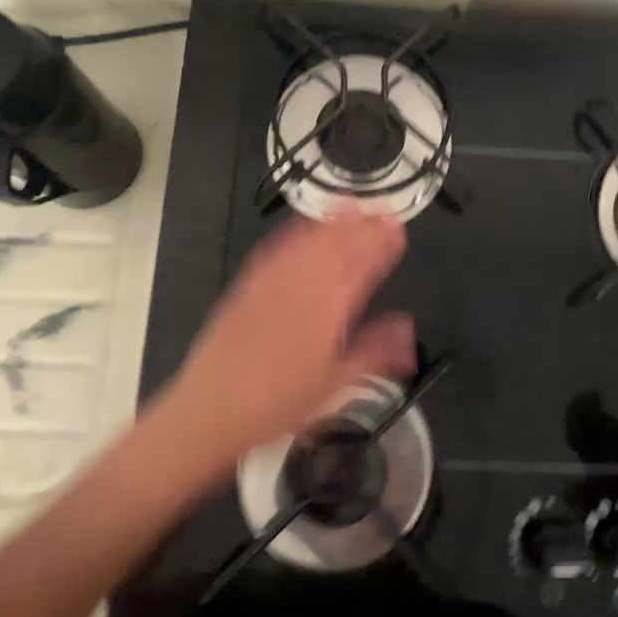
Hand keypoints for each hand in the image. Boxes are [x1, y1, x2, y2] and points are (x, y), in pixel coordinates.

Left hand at [163, 214, 415, 465]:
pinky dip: (294, 232)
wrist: (211, 410)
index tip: (397, 229)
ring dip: (332, 223)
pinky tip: (304, 225)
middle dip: (362, 226)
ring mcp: (270, 283)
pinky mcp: (247, 285)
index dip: (381, 244)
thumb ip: (375, 352)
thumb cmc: (277, 405)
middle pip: (336, 246)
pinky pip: (275, 249)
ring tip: (352, 206)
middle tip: (382, 212)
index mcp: (328, 311)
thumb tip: (406, 328)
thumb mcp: (335, 386)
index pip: (361, 266)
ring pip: (306, 242)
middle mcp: (300, 288)